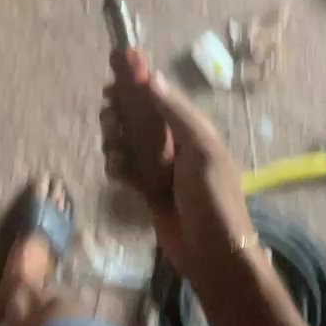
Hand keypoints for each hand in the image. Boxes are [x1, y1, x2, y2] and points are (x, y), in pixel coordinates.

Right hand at [100, 57, 253, 274]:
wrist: (213, 255)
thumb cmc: (212, 198)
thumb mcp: (201, 149)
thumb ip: (175, 113)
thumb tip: (152, 74)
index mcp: (190, 126)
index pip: (157, 91)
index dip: (135, 78)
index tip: (113, 69)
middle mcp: (171, 140)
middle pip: (133, 112)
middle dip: (117, 112)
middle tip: (112, 121)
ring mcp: (157, 164)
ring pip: (122, 138)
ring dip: (113, 141)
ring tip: (118, 155)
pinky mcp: (145, 186)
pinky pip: (121, 165)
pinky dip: (116, 166)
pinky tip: (121, 177)